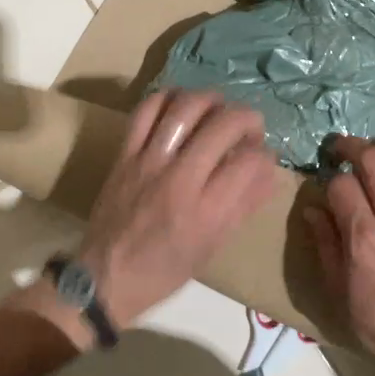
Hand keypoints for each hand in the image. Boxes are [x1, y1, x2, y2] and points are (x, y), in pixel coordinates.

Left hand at [74, 90, 276, 328]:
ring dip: (211, 100)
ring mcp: (149, 162)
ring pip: (185, 108)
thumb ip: (244, 204)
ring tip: (220, 109)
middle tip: (250, 127)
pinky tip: (181, 106)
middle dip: (248, 118)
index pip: (250, 160)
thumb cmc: (166, 270)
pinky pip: (146, 111)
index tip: (263, 157)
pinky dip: (168, 99)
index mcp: (207, 210)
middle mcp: (180, 179)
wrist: (105, 276)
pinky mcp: (125, 155)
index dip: (265, 153)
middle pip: (224, 124)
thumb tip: (269, 171)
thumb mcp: (214, 246)